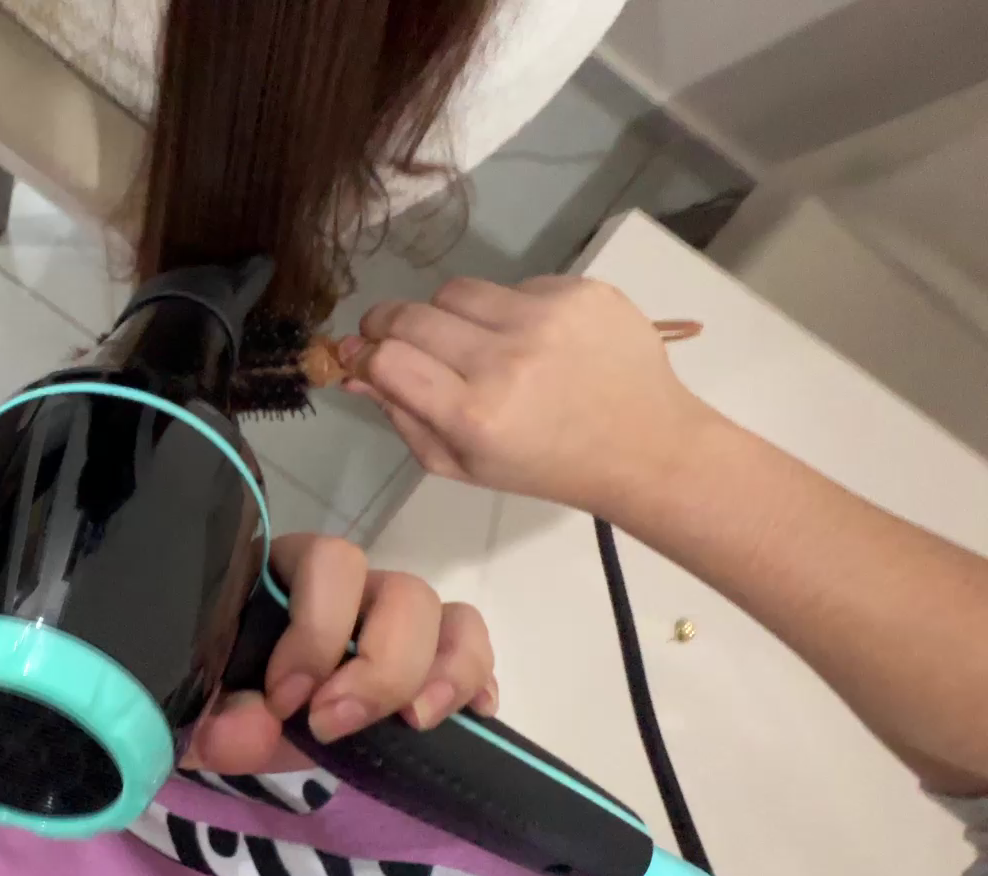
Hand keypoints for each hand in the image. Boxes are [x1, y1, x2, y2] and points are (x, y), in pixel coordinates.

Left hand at [183, 534, 496, 774]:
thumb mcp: (210, 713)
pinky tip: (466, 717)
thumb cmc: (224, 694)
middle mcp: (350, 586)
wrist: (247, 716)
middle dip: (379, 667)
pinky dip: (475, 679)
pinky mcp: (429, 653)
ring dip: (445, 673)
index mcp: (287, 573)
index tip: (285, 699)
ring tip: (413, 723)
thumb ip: (217, 720)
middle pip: (403, 592)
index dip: (316, 631)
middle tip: (335, 724)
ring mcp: (393, 616)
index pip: (329, 564)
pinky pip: (473, 646)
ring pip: (447, 616)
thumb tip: (241, 732)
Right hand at [342, 276, 725, 515]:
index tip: (358, 356)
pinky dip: (501, 309)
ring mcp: (547, 319)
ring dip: (442, 314)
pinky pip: (510, 286)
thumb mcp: (454, 461)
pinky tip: (524, 337)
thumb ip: (399, 415)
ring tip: (463, 339)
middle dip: (385, 324)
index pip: (387, 360)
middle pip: (410, 316)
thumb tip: (353, 372)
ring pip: (454, 291)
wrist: (645, 446)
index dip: (362, 354)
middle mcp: (506, 360)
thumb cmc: (537, 466)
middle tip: (388, 337)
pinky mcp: (581, 292)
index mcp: (472, 413)